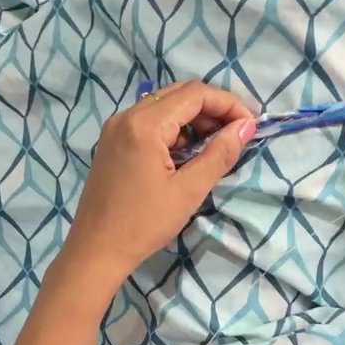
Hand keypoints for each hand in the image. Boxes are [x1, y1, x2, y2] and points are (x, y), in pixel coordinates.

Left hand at [62, 81, 256, 281]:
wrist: (96, 250)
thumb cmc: (143, 225)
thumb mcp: (188, 191)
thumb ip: (219, 154)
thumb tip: (246, 127)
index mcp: (144, 125)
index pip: (195, 94)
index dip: (228, 103)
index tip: (249, 125)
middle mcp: (126, 116)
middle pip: (178, 94)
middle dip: (212, 109)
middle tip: (235, 135)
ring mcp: (115, 128)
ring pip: (163, 106)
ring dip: (193, 120)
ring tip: (213, 147)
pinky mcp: (111, 142)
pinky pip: (148, 122)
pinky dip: (172, 130)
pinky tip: (185, 155)